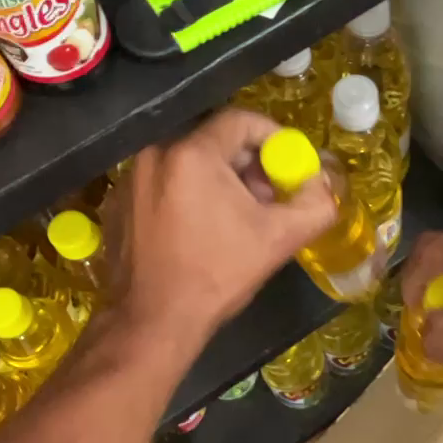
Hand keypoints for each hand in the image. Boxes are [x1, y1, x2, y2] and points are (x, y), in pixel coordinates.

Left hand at [106, 109, 337, 346]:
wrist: (153, 322)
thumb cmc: (217, 276)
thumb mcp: (279, 240)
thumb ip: (315, 205)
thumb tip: (323, 183)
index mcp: (192, 153)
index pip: (241, 120)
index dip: (274, 137)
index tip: (290, 165)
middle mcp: (155, 154)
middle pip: (215, 141)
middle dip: (249, 164)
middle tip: (270, 198)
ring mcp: (131, 178)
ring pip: (189, 163)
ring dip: (220, 182)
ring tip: (239, 219)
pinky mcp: (119, 203)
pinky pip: (165, 183)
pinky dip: (189, 196)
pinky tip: (203, 232)